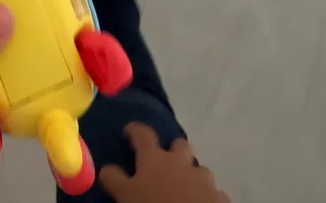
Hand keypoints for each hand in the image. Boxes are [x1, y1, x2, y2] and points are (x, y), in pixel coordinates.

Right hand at [99, 123, 228, 202]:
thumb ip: (115, 179)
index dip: (134, 129)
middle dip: (174, 149)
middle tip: (166, 162)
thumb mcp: (126, 195)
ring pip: (199, 169)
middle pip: (179, 145)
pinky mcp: (219, 196)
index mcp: (154, 157)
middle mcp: (180, 161)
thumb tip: (105, 167)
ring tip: (184, 189)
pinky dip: (205, 195)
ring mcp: (202, 178)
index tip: (128, 131)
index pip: (142, 133)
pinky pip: (212, 192)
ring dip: (192, 175)